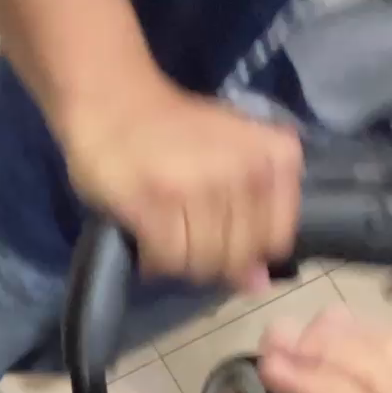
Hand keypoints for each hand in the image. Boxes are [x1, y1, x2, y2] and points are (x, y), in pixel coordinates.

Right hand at [58, 78, 301, 289]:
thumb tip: (258, 285)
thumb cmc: (176, 134)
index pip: (274, 240)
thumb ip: (254, 217)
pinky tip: (147, 247)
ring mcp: (198, 187)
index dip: (245, 256)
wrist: (116, 107)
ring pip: (200, 262)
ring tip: (165, 244)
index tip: (220, 246)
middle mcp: (244, 170)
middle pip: (235, 257)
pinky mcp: (154, 204)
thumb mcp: (233, 159)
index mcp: (275, 157)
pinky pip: (166, 258)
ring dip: (179, 265)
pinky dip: (155, 264)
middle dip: (208, 265)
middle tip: (185, 246)